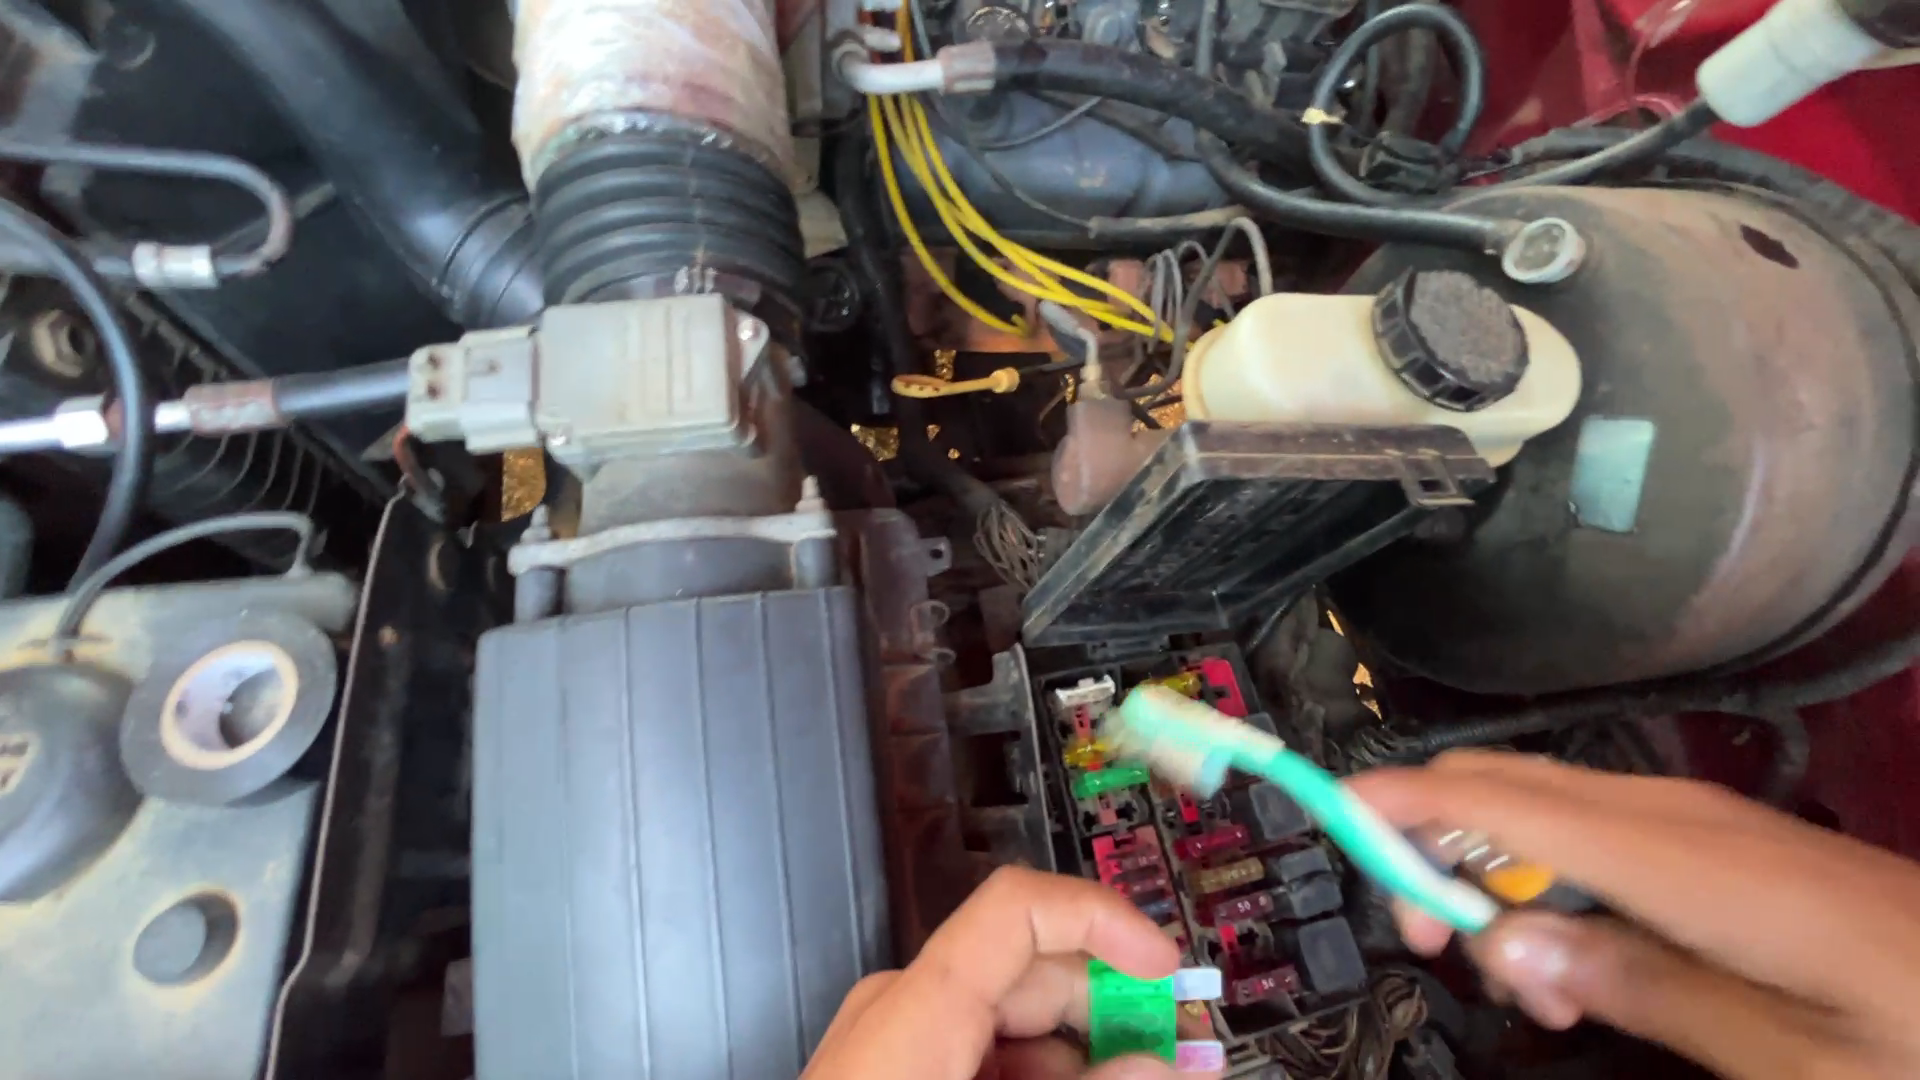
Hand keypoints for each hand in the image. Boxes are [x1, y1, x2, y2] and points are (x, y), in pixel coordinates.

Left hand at [802, 866, 1210, 1079]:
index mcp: (918, 1003)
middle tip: (1180, 1058)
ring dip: (1083, 1054)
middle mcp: (907, 1004)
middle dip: (1111, 1007)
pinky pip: (987, 1056)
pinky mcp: (902, 1070)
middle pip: (1029, 970)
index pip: (1016, 906)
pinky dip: (1041, 1076)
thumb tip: (1164, 1065)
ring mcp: (900, 1041)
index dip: (1099, 917)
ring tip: (1139, 1078)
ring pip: (1014, 1021)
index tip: (1164, 967)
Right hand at [1348, 751, 1919, 1078]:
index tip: (1333, 816)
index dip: (1398, 798)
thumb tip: (1502, 942)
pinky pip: (1578, 828)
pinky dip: (1539, 876)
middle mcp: (1657, 810)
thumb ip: (1640, 988)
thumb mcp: (1805, 1064)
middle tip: (1432, 942)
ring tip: (1529, 980)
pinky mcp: (1702, 834)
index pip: (1491, 800)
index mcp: (1672, 855)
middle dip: (1427, 842)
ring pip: (1526, 804)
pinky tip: (1583, 955)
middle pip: (1490, 783)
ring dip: (1485, 871)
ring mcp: (1682, 816)